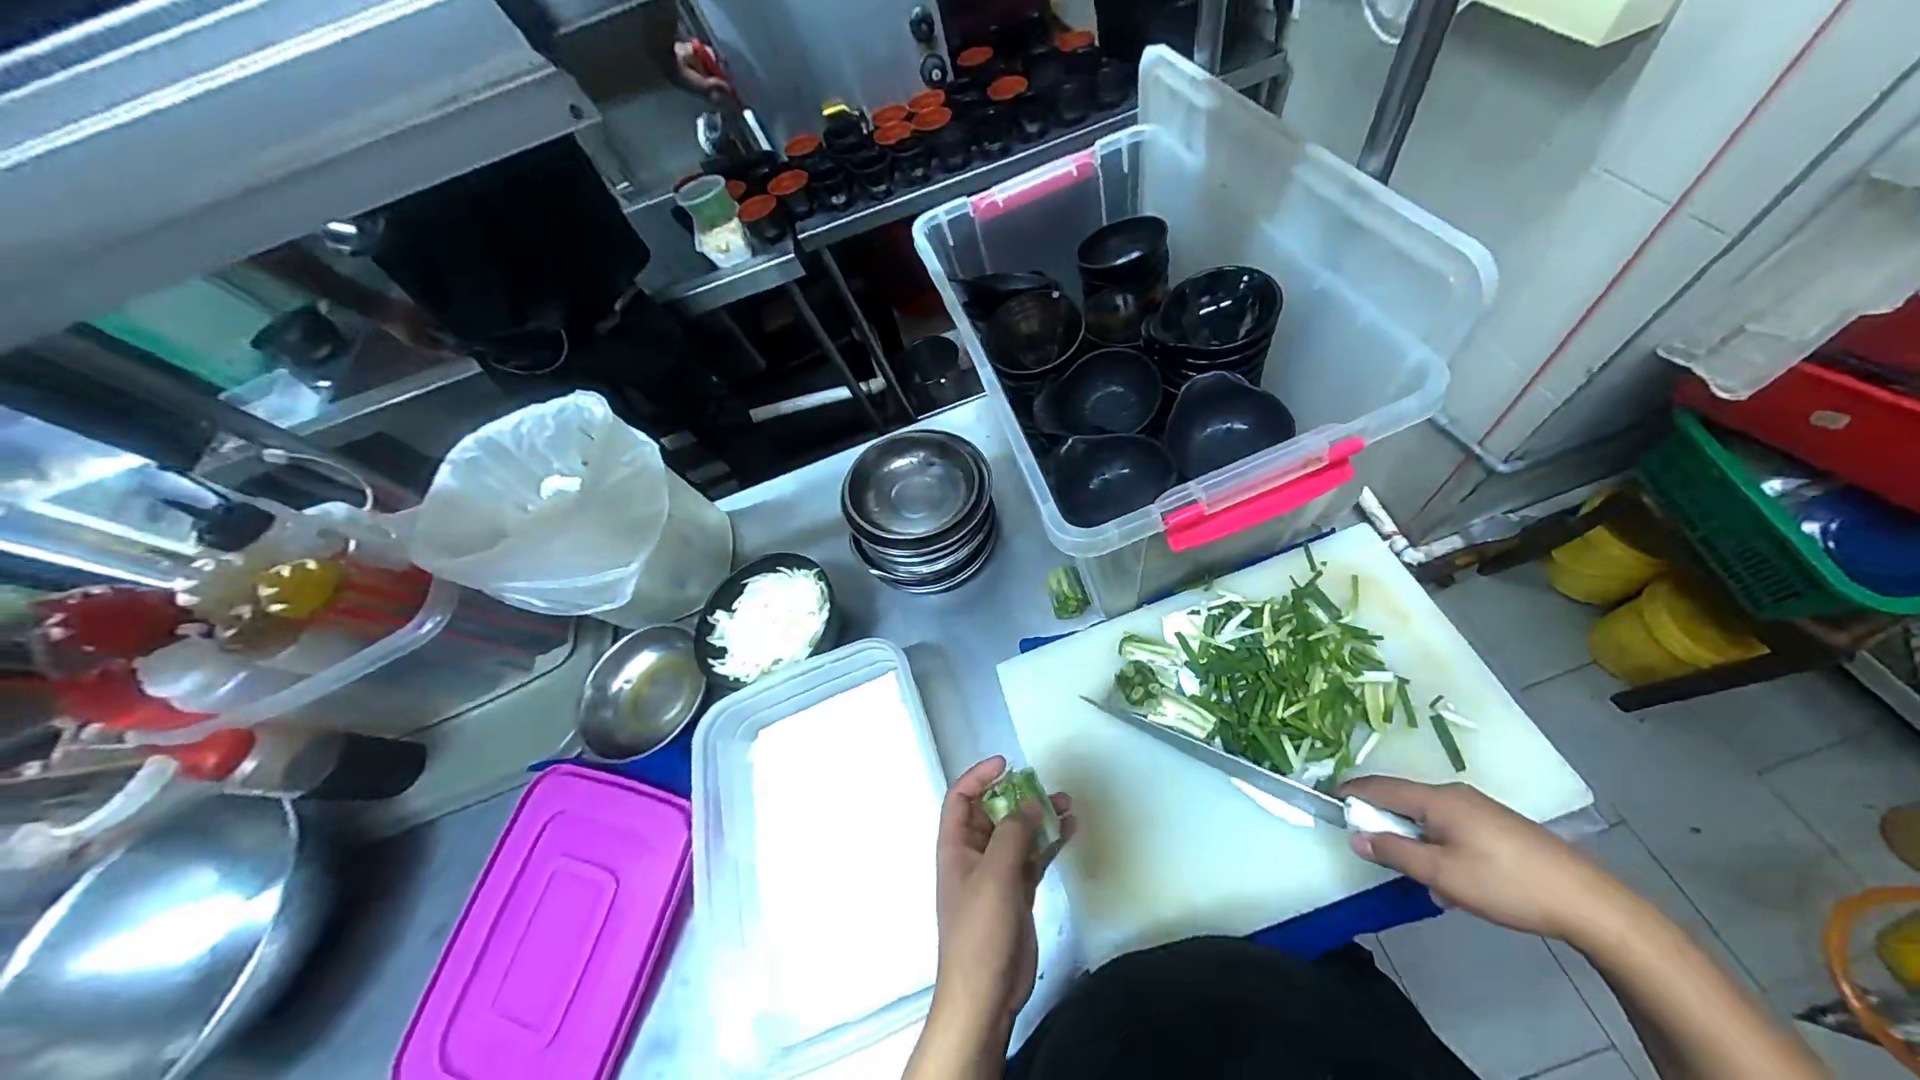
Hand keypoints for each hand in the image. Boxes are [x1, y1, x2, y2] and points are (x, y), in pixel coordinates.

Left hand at [932, 756, 1075, 1025]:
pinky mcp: (1017, 893)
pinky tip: (1070, 830)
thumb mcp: (994, 876)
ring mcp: (996, 874)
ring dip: (1039, 817)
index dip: (979, 777)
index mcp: (955, 846)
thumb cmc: (980, 931)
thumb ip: (1013, 835)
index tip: (1006, 765)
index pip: (960, 798)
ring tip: (1068, 804)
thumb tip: (1030, 804)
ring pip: (1018, 834)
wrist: (985, 993)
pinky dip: (1049, 842)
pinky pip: (1033, 857)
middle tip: (1047, 786)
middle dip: (1018, 796)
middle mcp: (974, 854)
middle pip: (993, 813)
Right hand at [1340, 777, 1634, 942]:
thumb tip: (1356, 837)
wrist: (1591, 904)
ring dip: (1413, 841)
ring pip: (1428, 818)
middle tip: (1372, 850)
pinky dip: (1437, 846)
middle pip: (1402, 800)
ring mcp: (1480, 809)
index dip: (1349, 793)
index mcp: (1438, 799)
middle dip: (1382, 822)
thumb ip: (1394, 852)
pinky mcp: (1498, 827)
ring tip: (1420, 878)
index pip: (1379, 787)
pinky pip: (1450, 827)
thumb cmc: (1507, 885)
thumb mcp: (1442, 874)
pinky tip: (1453, 882)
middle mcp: (1455, 795)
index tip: (1327, 802)